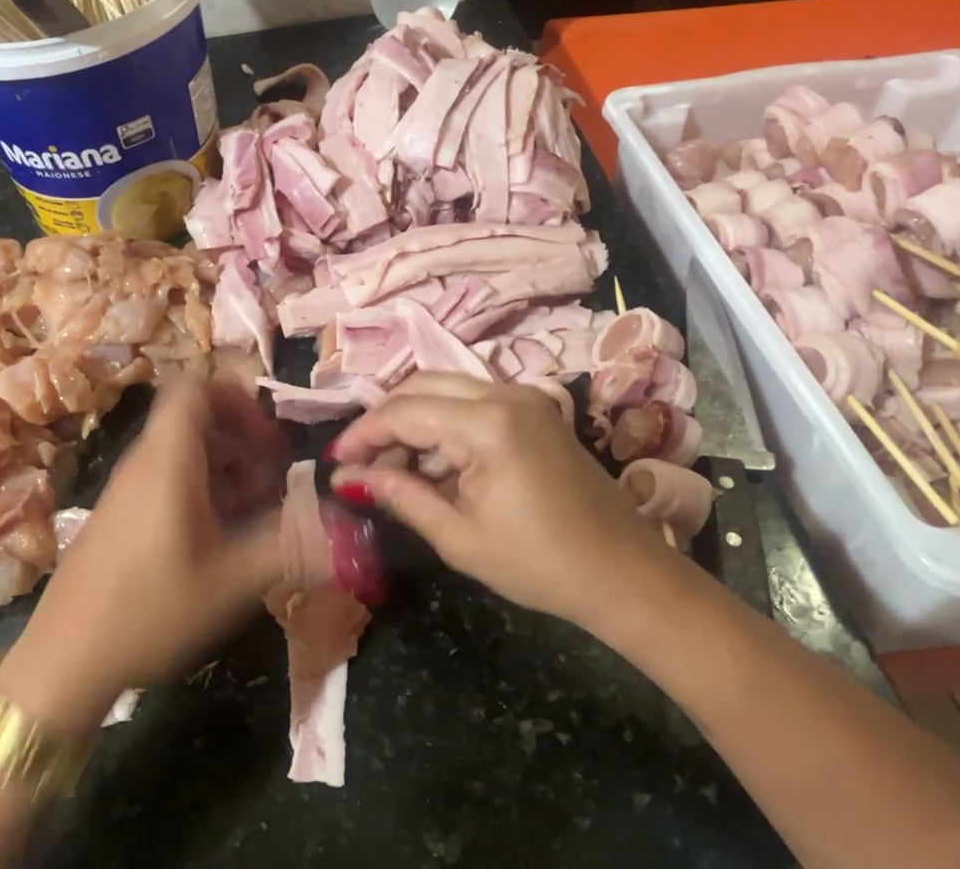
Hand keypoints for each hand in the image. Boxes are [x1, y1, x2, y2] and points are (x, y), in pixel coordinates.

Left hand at [0, 378, 287, 734]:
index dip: (239, 400)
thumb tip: (351, 527)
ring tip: (256, 515)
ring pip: (185, 453)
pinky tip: (222, 540)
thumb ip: (293, 547)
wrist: (63, 662)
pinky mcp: (121, 518)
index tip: (271, 442)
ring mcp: (128, 490)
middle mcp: (144, 463)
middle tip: (275, 483)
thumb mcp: (232, 582)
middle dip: (244, 442)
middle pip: (197, 420)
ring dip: (228, 470)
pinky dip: (203, 492)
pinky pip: (168, 480)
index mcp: (168, 460)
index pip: (197, 387)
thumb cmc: (150, 611)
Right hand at [329, 373, 671, 625]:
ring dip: (413, 422)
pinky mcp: (536, 412)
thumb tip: (347, 478)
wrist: (623, 574)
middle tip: (360, 465)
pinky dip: (443, 426)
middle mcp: (506, 393)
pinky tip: (430, 467)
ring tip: (390, 472)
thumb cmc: (539, 564)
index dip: (362, 435)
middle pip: (423, 386)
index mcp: (487, 423)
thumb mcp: (458, 537)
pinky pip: (473, 403)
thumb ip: (400, 496)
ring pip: (447, 390)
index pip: (404, 411)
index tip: (335, 464)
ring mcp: (526, 398)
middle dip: (385, 422)